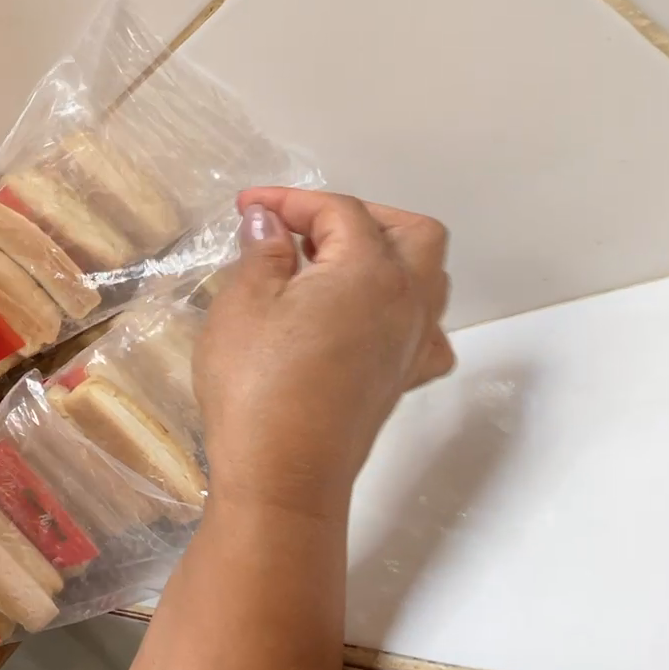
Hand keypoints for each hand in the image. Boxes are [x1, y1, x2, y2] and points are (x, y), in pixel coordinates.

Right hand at [197, 188, 452, 520]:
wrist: (282, 469)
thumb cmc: (254, 380)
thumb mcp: (242, 305)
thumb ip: (263, 253)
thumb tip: (268, 221)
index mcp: (367, 271)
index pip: (339, 211)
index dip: (290, 200)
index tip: (246, 205)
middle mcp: (408, 300)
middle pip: (409, 232)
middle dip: (357, 215)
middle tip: (299, 225)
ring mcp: (414, 343)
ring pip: (426, 276)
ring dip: (383, 254)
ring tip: (326, 264)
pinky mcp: (401, 378)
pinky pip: (423, 327)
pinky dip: (396, 307)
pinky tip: (361, 319)